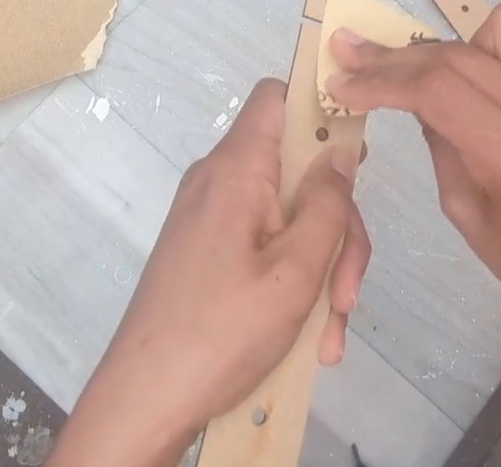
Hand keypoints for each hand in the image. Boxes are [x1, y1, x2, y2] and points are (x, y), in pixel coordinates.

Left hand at [49, 78, 370, 466]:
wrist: (143, 402)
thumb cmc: (222, 331)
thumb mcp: (295, 271)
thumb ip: (327, 204)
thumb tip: (341, 152)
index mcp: (237, 168)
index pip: (277, 97)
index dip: (319, 108)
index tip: (356, 150)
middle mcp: (220, 180)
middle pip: (296, 169)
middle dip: (334, 226)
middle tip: (348, 290)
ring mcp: (211, 216)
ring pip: (287, 214)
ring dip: (319, 267)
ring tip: (327, 332)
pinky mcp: (208, 249)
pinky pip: (263, 242)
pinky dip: (291, 280)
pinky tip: (307, 336)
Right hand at [326, 2, 500, 342]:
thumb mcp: (462, 209)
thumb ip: (437, 139)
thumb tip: (405, 89)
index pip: (435, 91)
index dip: (380, 78)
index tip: (341, 77)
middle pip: (455, 56)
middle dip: (395, 55)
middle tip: (351, 54)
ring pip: (491, 30)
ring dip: (443, 45)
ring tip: (417, 69)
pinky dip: (482, 42)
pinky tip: (463, 66)